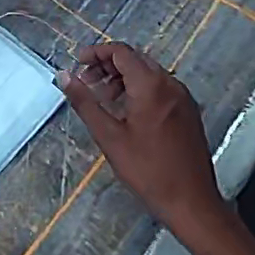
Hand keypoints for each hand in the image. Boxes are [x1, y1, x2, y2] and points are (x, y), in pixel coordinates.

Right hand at [57, 43, 224, 233]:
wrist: (190, 202)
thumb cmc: (147, 169)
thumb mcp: (108, 135)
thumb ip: (84, 101)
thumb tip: (64, 76)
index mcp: (151, 86)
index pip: (121, 52)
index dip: (96, 52)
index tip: (77, 63)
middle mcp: (171, 85)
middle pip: (135, 59)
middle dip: (107, 65)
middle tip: (87, 81)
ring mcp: (183, 98)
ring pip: (148, 73)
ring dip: (122, 77)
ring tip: (104, 98)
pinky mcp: (188, 112)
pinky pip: (160, 87)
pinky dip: (139, 89)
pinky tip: (126, 111)